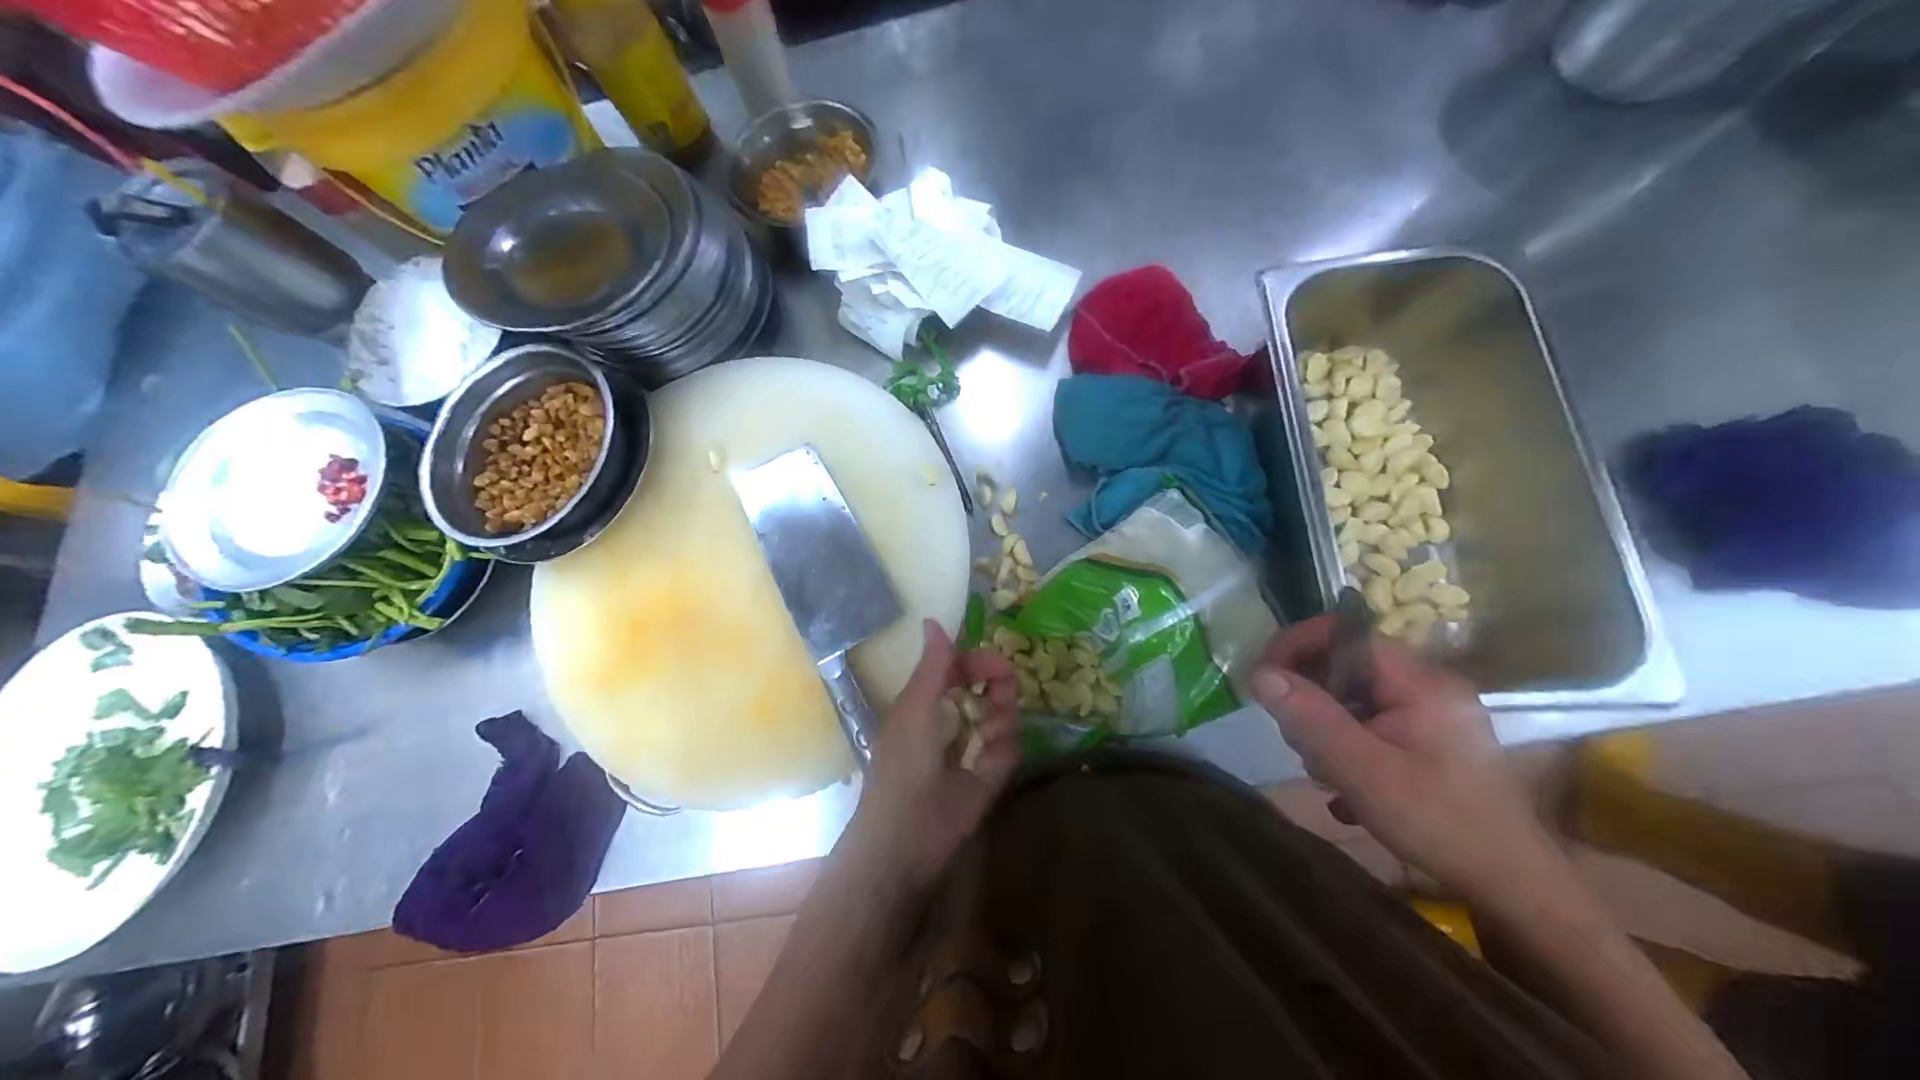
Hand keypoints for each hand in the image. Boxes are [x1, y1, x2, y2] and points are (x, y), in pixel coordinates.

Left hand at [842, 620, 1022, 891]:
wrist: (903, 844)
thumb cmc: (901, 772)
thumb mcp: (915, 712)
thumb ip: (932, 668)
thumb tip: (933, 621)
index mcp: (927, 704)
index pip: (959, 669)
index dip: (979, 662)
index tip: (998, 663)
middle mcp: (951, 722)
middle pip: (986, 690)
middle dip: (998, 688)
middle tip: (1004, 694)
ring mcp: (971, 751)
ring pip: (1001, 718)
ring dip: (1002, 718)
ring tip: (991, 731)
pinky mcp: (987, 780)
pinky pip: (1008, 751)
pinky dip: (1005, 749)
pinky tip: (991, 757)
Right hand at [1250, 616, 1560, 901]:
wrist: (1512, 886)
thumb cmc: (1438, 822)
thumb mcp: (1363, 770)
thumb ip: (1311, 718)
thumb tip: (1261, 673)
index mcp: (1421, 683)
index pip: (1348, 634)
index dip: (1299, 645)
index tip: (1264, 676)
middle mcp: (1428, 689)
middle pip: (1345, 669)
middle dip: (1311, 700)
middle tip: (1299, 743)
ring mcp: (1431, 717)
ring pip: (1353, 701)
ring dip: (1327, 732)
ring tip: (1328, 776)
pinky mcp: (1431, 743)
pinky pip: (1371, 726)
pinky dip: (1348, 748)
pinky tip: (1345, 789)